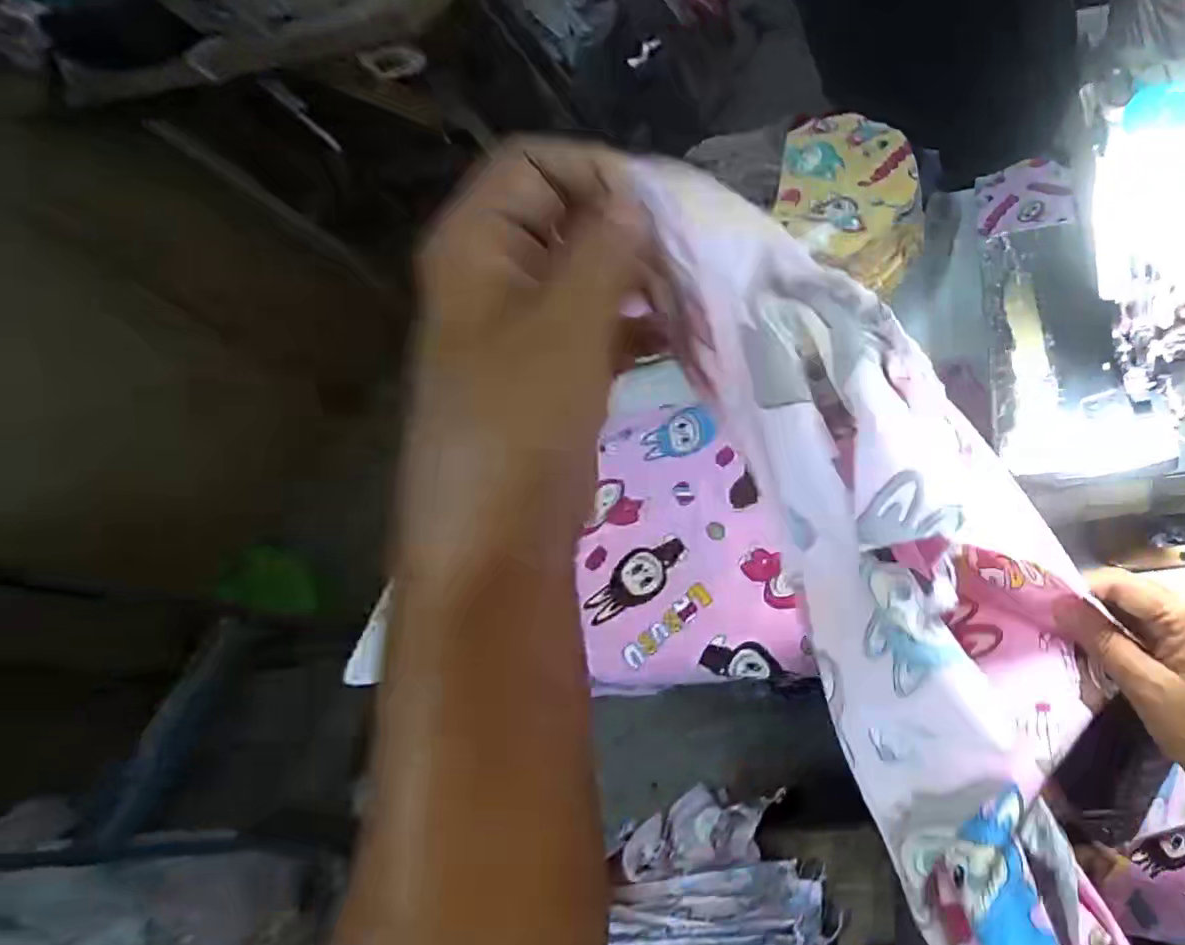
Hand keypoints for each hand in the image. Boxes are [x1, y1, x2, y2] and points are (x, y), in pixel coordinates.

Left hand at [399, 138, 687, 571]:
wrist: (500, 537)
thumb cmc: (521, 427)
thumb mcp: (565, 330)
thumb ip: (602, 256)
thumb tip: (638, 199)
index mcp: (479, 249)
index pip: (535, 167)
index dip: (601, 175)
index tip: (671, 213)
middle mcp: (501, 278)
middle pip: (571, 222)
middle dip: (638, 236)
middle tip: (701, 267)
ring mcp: (533, 331)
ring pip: (597, 280)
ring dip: (651, 287)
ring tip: (705, 309)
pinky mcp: (562, 376)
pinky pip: (608, 331)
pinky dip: (647, 331)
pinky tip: (688, 346)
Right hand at [1055, 568, 1184, 792]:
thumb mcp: (1144, 686)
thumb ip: (1102, 641)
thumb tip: (1061, 606)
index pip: (1122, 584)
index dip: (1081, 590)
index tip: (1046, 605)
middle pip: (1127, 594)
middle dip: (1089, 607)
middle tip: (1051, 624)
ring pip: (1133, 613)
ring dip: (1101, 624)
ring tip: (1065, 637)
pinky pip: (1144, 631)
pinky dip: (1118, 639)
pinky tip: (1095, 652)